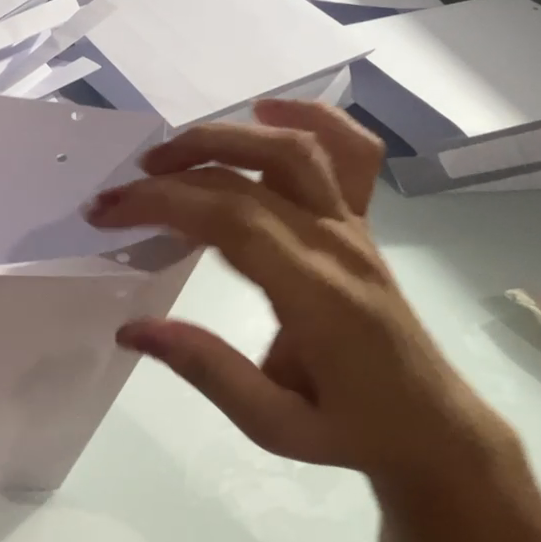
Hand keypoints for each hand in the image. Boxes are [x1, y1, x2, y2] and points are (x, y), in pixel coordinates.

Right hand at [84, 100, 515, 489]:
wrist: (435, 430)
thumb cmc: (350, 430)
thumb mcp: (273, 424)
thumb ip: (206, 371)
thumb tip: (131, 329)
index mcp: (317, 294)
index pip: (230, 219)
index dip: (161, 203)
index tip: (105, 214)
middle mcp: (338, 245)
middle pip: (250, 176)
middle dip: (170, 173)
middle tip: (113, 196)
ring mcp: (355, 228)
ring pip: (295, 149)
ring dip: (223, 137)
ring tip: (165, 156)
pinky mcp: (359, 224)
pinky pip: (349, 152)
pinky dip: (309, 119)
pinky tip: (266, 110)